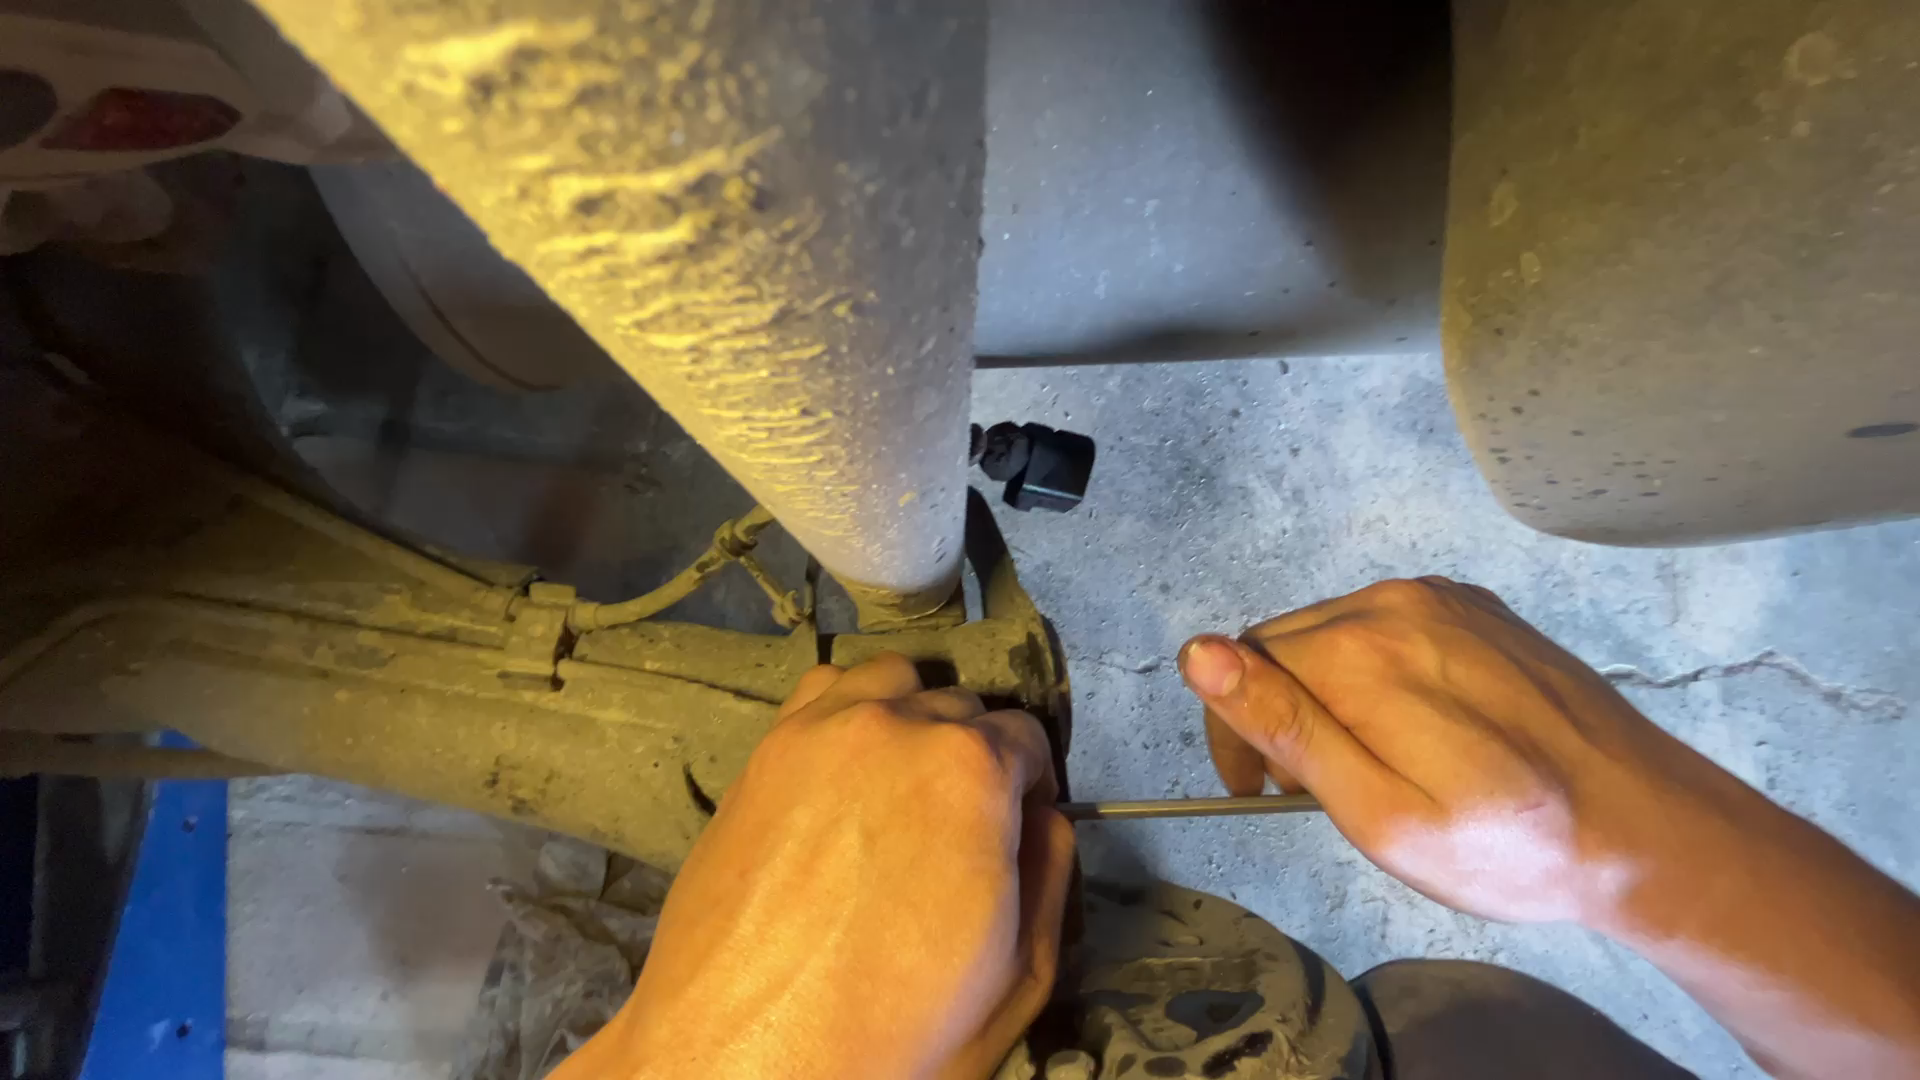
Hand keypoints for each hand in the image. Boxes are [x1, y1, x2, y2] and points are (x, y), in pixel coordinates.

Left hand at [558, 652, 1075, 1079]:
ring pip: (896, 680)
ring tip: (901, 774)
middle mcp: (901, 724)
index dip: (1031, 779)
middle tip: (954, 818)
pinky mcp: (772, 743)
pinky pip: (825, 687)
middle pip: (962, 706)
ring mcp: (827, 726)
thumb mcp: (1018, 973)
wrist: (744, 1055)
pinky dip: (849, 705)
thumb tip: (1043, 813)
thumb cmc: (893, 1026)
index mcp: (972, 771)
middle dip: (974, 755)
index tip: (1016, 817)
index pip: (1026, 734)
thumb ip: (1051, 869)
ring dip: (914, 714)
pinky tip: (846, 758)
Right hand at [1178, 578, 1919, 1078]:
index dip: (1236, 726)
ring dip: (1322, 687)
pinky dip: (1368, 667)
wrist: (1662, 836)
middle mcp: (1391, 601)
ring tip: (1369, 752)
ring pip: (1328, 631)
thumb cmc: (1506, 845)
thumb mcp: (1377, 812)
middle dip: (1279, 707)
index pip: (1241, 663)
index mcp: (1358, 650)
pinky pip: (1381, 622)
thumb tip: (1199, 652)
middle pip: (1282, 642)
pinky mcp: (1473, 604)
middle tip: (1320, 781)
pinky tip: (1412, 716)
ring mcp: (1439, 595)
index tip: (1261, 788)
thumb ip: (1285, 725)